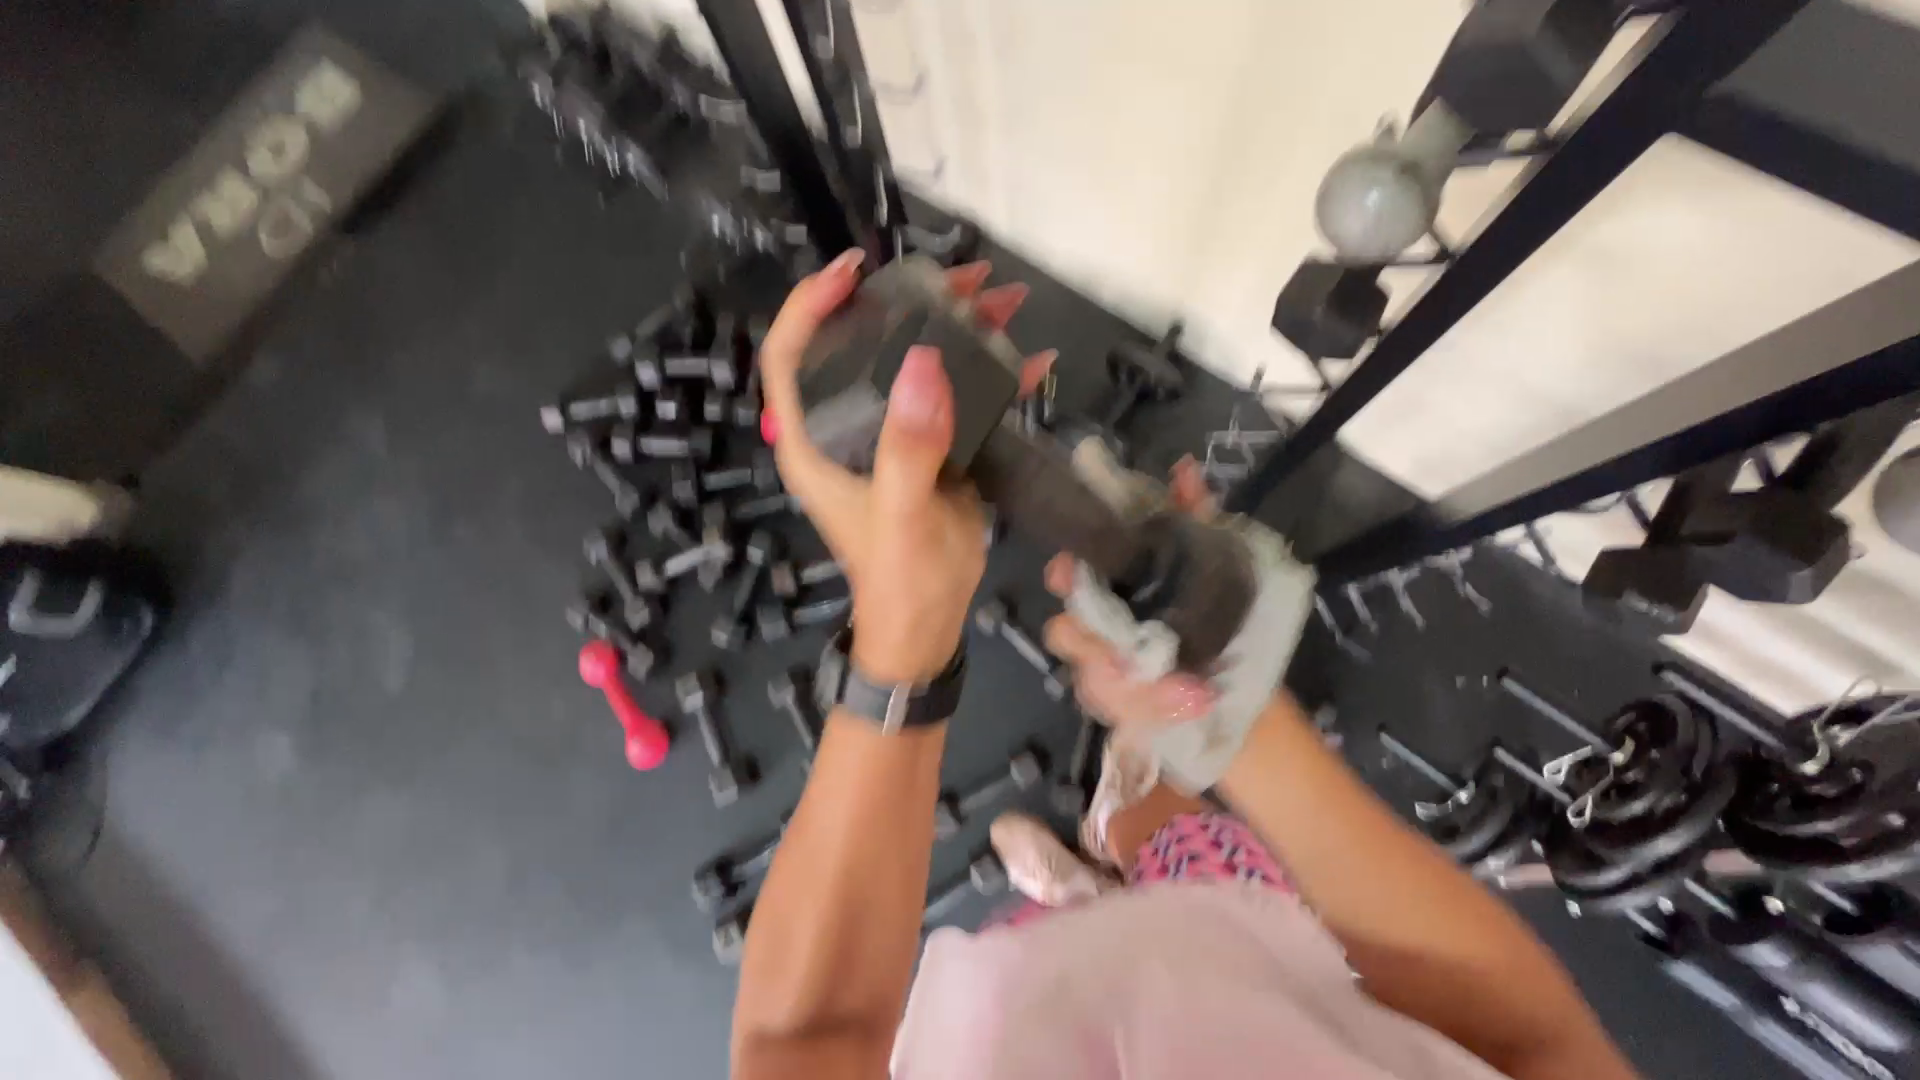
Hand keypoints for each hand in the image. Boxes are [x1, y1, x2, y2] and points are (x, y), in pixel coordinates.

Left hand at [758, 250, 1054, 682]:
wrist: (929, 625)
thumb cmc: (900, 578)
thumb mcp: (901, 515)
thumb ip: (908, 446)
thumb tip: (924, 361)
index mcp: (814, 439)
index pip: (792, 356)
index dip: (812, 305)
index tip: (854, 269)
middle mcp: (846, 427)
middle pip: (864, 346)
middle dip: (913, 303)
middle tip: (967, 278)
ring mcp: (890, 436)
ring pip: (915, 365)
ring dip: (962, 330)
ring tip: (1008, 301)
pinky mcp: (928, 449)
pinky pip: (955, 400)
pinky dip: (993, 378)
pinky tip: (1033, 363)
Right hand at [1042, 458, 1219, 729]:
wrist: (1250, 693)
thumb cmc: (1228, 623)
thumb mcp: (1220, 564)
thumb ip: (1198, 519)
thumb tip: (1183, 469)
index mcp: (1116, 594)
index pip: (1069, 580)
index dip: (1065, 575)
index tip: (1068, 572)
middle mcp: (1100, 634)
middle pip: (1066, 634)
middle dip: (1093, 643)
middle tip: (1127, 651)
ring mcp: (1105, 678)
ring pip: (1092, 680)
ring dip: (1138, 687)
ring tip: (1187, 689)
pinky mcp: (1123, 717)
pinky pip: (1119, 716)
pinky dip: (1155, 711)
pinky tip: (1191, 704)